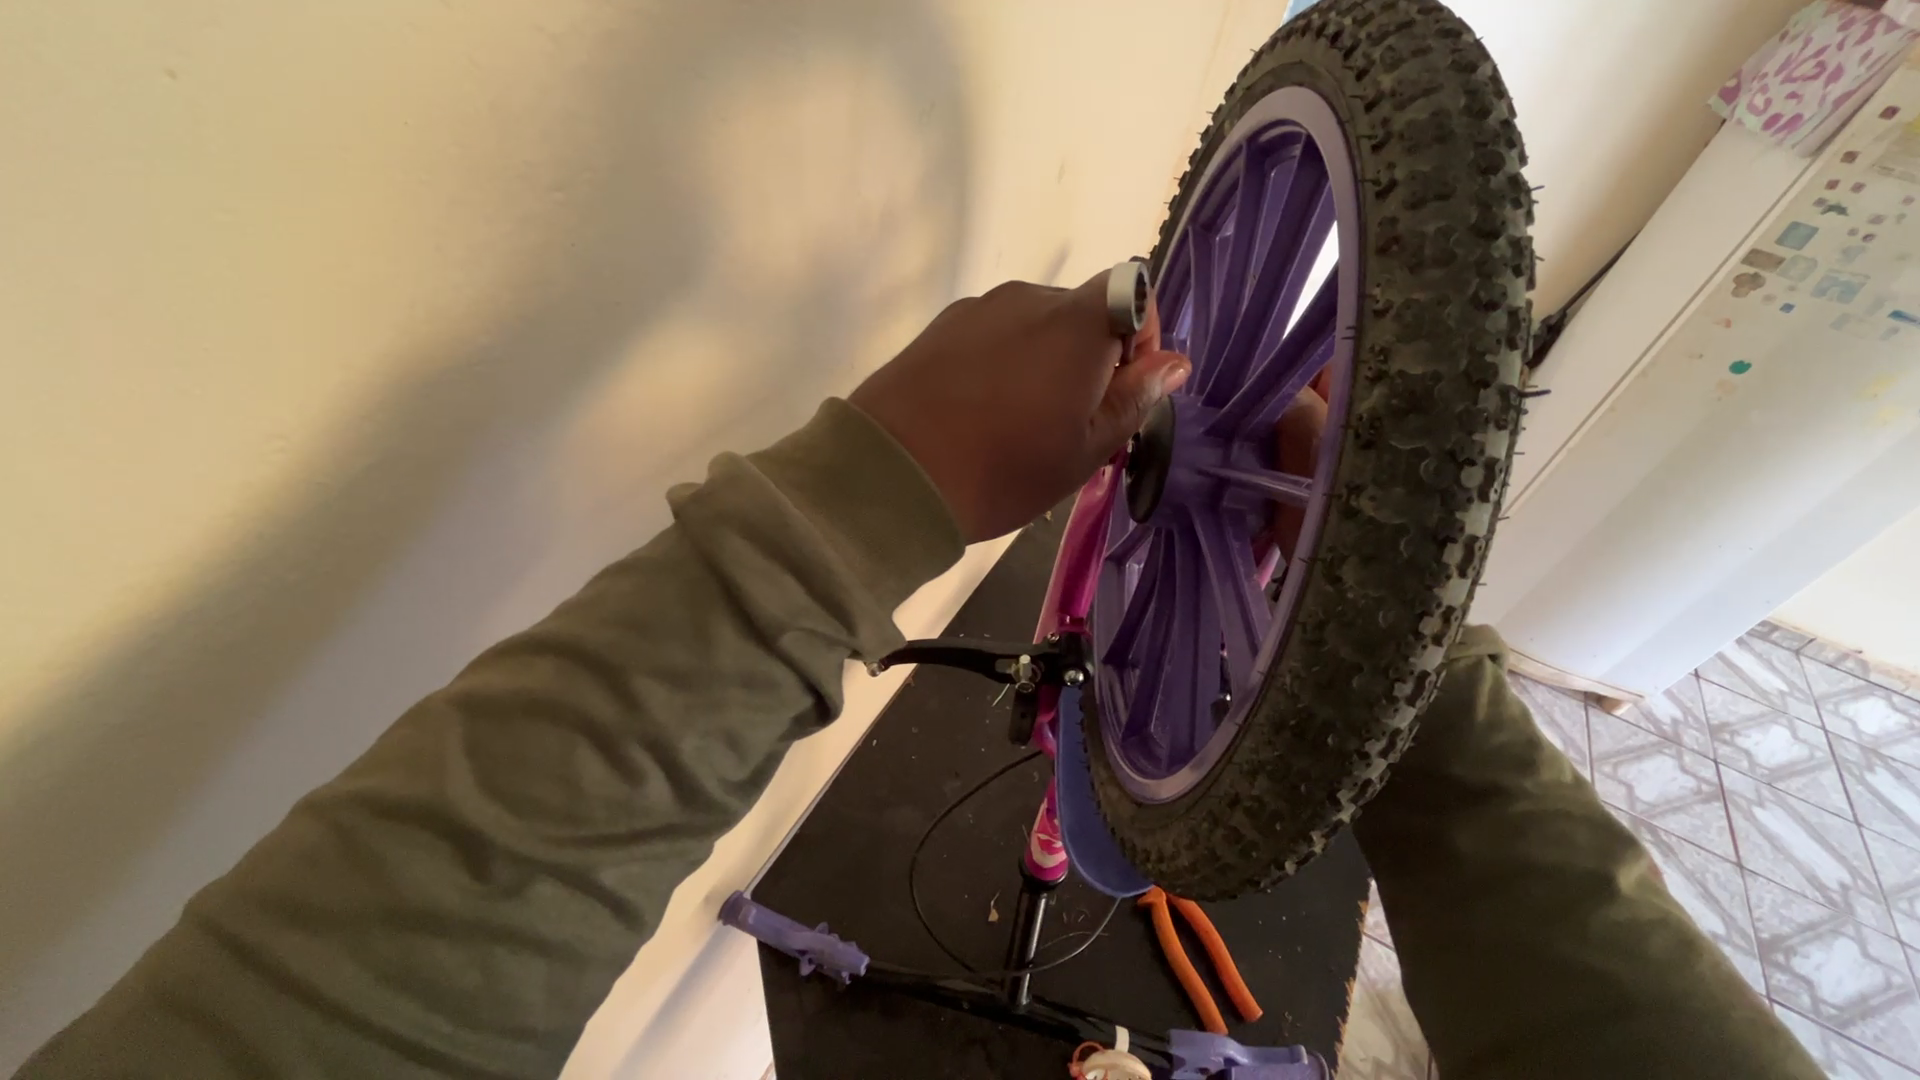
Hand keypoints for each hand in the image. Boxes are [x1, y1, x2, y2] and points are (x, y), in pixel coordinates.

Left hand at [850, 271, 1190, 542]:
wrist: (892, 476)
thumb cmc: (1004, 470)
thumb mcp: (1084, 450)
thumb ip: (1134, 399)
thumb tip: (1174, 361)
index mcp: (1077, 322)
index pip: (1133, 291)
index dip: (1140, 337)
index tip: (1121, 389)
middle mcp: (1028, 298)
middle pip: (1081, 311)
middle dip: (1090, 357)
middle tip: (1068, 422)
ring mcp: (977, 309)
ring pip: (1034, 325)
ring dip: (1044, 361)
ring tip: (1016, 422)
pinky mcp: (938, 328)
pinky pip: (991, 335)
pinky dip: (1001, 362)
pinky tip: (979, 411)